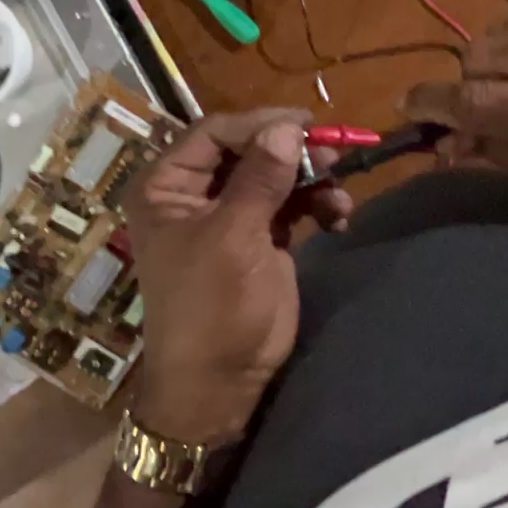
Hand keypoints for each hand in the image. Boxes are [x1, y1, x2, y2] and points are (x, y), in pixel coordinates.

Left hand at [123, 109, 352, 443]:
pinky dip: (317, 206)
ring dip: (312, 180)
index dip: (260, 124)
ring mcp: (229, 215)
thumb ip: (260, 179)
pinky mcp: (260, 238)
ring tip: (339, 196)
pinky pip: (292, 205)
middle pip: (249, 150)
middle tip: (333, 155)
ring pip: (276, 175)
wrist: (219, 382)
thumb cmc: (211, 307)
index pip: (214, 133)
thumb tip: (287, 128)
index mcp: (167, 186)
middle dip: (293, 153)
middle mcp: (195, 193)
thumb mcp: (234, 238)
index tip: (306, 124)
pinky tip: (339, 221)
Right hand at [402, 15, 507, 218]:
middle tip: (468, 111)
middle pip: (479, 55)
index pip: (477, 97)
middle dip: (464, 84)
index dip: (434, 102)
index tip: (406, 105)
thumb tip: (441, 139)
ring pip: (497, 34)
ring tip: (500, 91)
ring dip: (485, 64)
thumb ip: (491, 148)